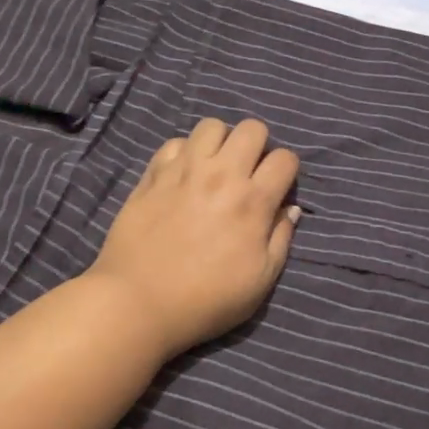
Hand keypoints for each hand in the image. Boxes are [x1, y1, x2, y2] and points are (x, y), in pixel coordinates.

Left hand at [86, 118, 300, 357]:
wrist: (138, 303)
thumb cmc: (206, 301)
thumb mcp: (259, 281)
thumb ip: (280, 240)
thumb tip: (290, 209)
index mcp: (252, 202)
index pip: (285, 158)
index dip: (286, 172)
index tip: (276, 190)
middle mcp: (220, 175)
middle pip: (252, 128)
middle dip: (257, 146)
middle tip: (247, 173)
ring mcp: (183, 170)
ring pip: (211, 126)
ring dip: (220, 142)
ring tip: (214, 167)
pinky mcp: (152, 174)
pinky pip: (174, 143)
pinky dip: (183, 153)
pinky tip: (181, 176)